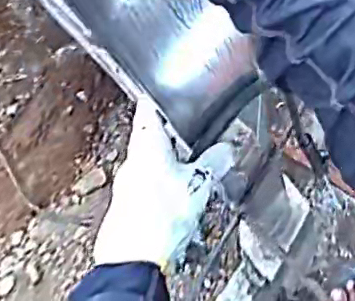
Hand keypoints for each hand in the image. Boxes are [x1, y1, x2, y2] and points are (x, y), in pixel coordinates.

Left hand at [91, 96, 236, 269]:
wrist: (132, 260)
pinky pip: (145, 187)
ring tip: (188, 171)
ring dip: (165, 164)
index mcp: (145, 139)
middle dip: (168, 136)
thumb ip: (213, 162)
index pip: (148, 106)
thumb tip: (227, 149)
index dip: (160, 99)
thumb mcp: (197, 183)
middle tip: (189, 135)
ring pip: (147, 162)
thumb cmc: (160, 213)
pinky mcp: (127, 207)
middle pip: (149, 135)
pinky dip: (159, 188)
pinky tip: (174, 201)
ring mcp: (127, 182)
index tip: (170, 95)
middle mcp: (132, 156)